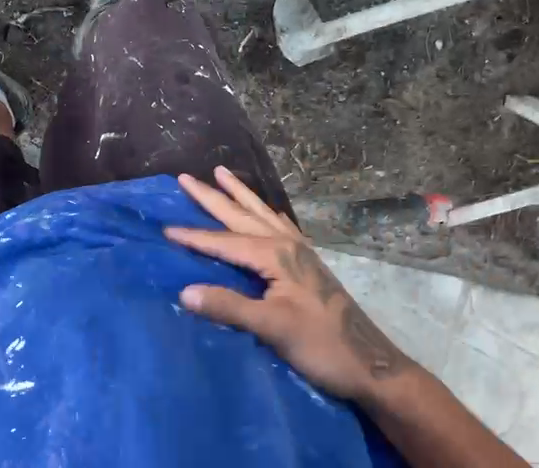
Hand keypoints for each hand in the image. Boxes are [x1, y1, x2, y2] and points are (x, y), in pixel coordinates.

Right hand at [165, 167, 414, 404]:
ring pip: (261, 214)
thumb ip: (229, 306)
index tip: (164, 229)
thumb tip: (184, 291)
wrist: (374, 367)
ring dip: (239, 194)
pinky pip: (281, 226)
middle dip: (211, 196)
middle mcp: (286, 245)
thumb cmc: (323, 347)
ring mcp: (301, 252)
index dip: (193, 237)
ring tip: (220, 172)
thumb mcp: (273, 328)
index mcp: (275, 255)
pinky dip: (265, 213)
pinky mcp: (310, 264)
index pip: (223, 242)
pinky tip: (266, 211)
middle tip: (184, 177)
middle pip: (240, 216)